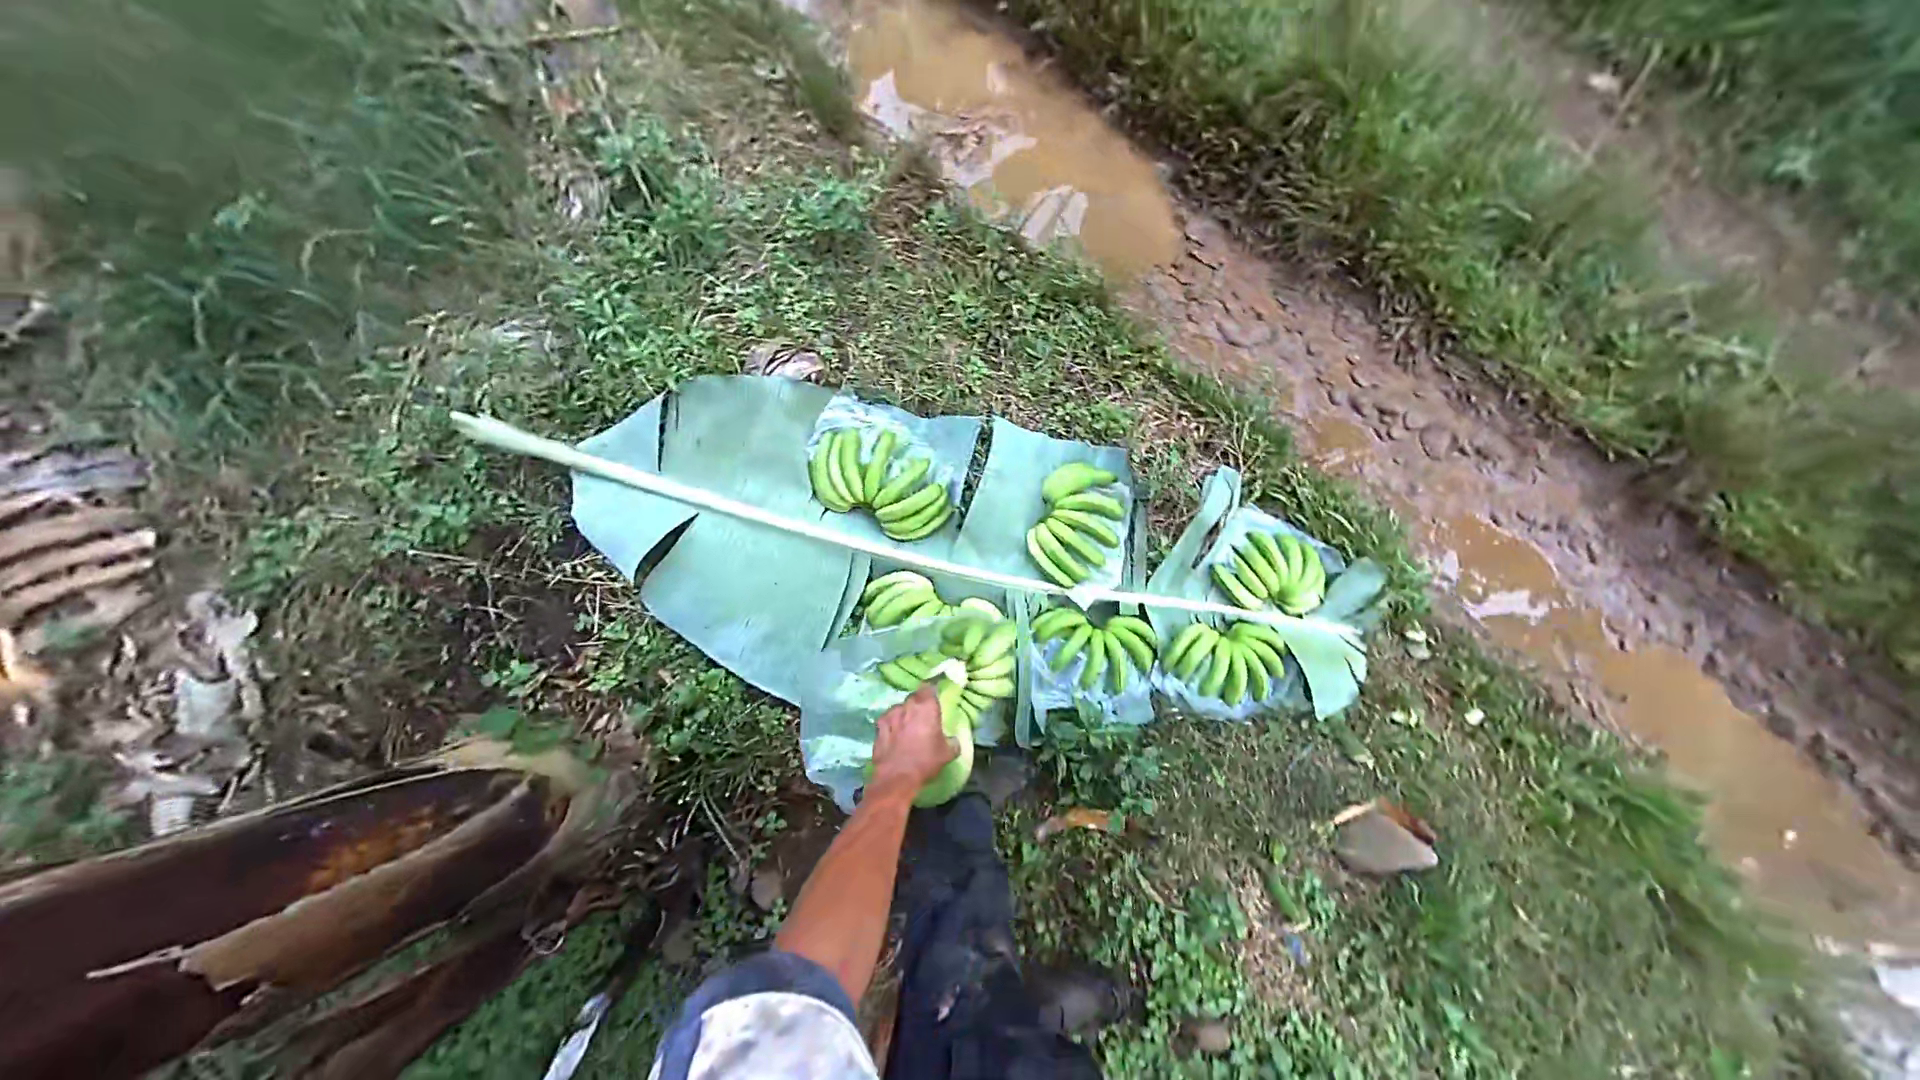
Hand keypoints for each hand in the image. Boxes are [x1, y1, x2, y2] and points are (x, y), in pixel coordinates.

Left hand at [868, 683, 955, 795]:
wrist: (896, 777)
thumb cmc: (926, 761)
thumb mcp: (947, 753)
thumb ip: (952, 742)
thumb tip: (953, 740)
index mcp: (927, 707)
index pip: (930, 687)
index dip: (932, 689)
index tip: (935, 694)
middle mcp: (908, 705)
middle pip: (914, 697)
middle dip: (919, 703)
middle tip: (924, 714)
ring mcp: (891, 714)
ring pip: (900, 708)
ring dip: (904, 713)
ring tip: (908, 726)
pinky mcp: (878, 726)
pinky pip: (888, 719)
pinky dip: (892, 723)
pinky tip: (894, 733)